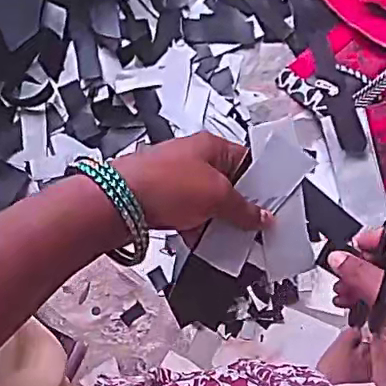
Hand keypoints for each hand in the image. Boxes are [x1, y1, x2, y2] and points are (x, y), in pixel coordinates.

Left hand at [114, 133, 269, 233]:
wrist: (117, 202)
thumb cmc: (159, 181)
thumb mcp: (217, 196)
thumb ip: (244, 209)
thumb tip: (260, 217)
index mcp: (211, 145)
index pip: (248, 161)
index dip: (262, 184)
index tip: (269, 206)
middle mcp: (192, 159)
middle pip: (227, 186)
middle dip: (237, 208)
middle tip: (247, 225)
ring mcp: (174, 180)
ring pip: (206, 204)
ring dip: (214, 221)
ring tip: (221, 236)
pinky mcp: (160, 201)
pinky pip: (187, 217)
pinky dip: (195, 229)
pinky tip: (198, 240)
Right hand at [326, 228, 385, 385]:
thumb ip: (363, 274)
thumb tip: (341, 257)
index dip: (381, 239)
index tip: (358, 245)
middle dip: (361, 262)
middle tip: (344, 268)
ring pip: (375, 279)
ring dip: (354, 281)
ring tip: (343, 289)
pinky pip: (370, 300)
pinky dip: (355, 299)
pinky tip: (346, 303)